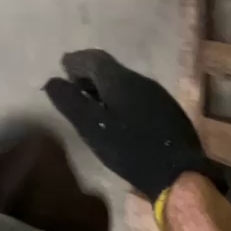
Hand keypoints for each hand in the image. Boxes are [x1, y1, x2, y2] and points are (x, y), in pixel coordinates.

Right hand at [45, 49, 220, 211]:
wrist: (178, 172)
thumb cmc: (130, 148)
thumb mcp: (91, 127)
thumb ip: (70, 102)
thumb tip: (52, 81)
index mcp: (120, 79)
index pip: (93, 58)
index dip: (76, 60)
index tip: (62, 66)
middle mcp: (140, 80)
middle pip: (109, 68)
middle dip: (89, 73)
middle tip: (73, 83)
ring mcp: (157, 94)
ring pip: (124, 82)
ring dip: (105, 86)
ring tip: (92, 100)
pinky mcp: (168, 110)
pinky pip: (137, 94)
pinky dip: (121, 97)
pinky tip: (119, 114)